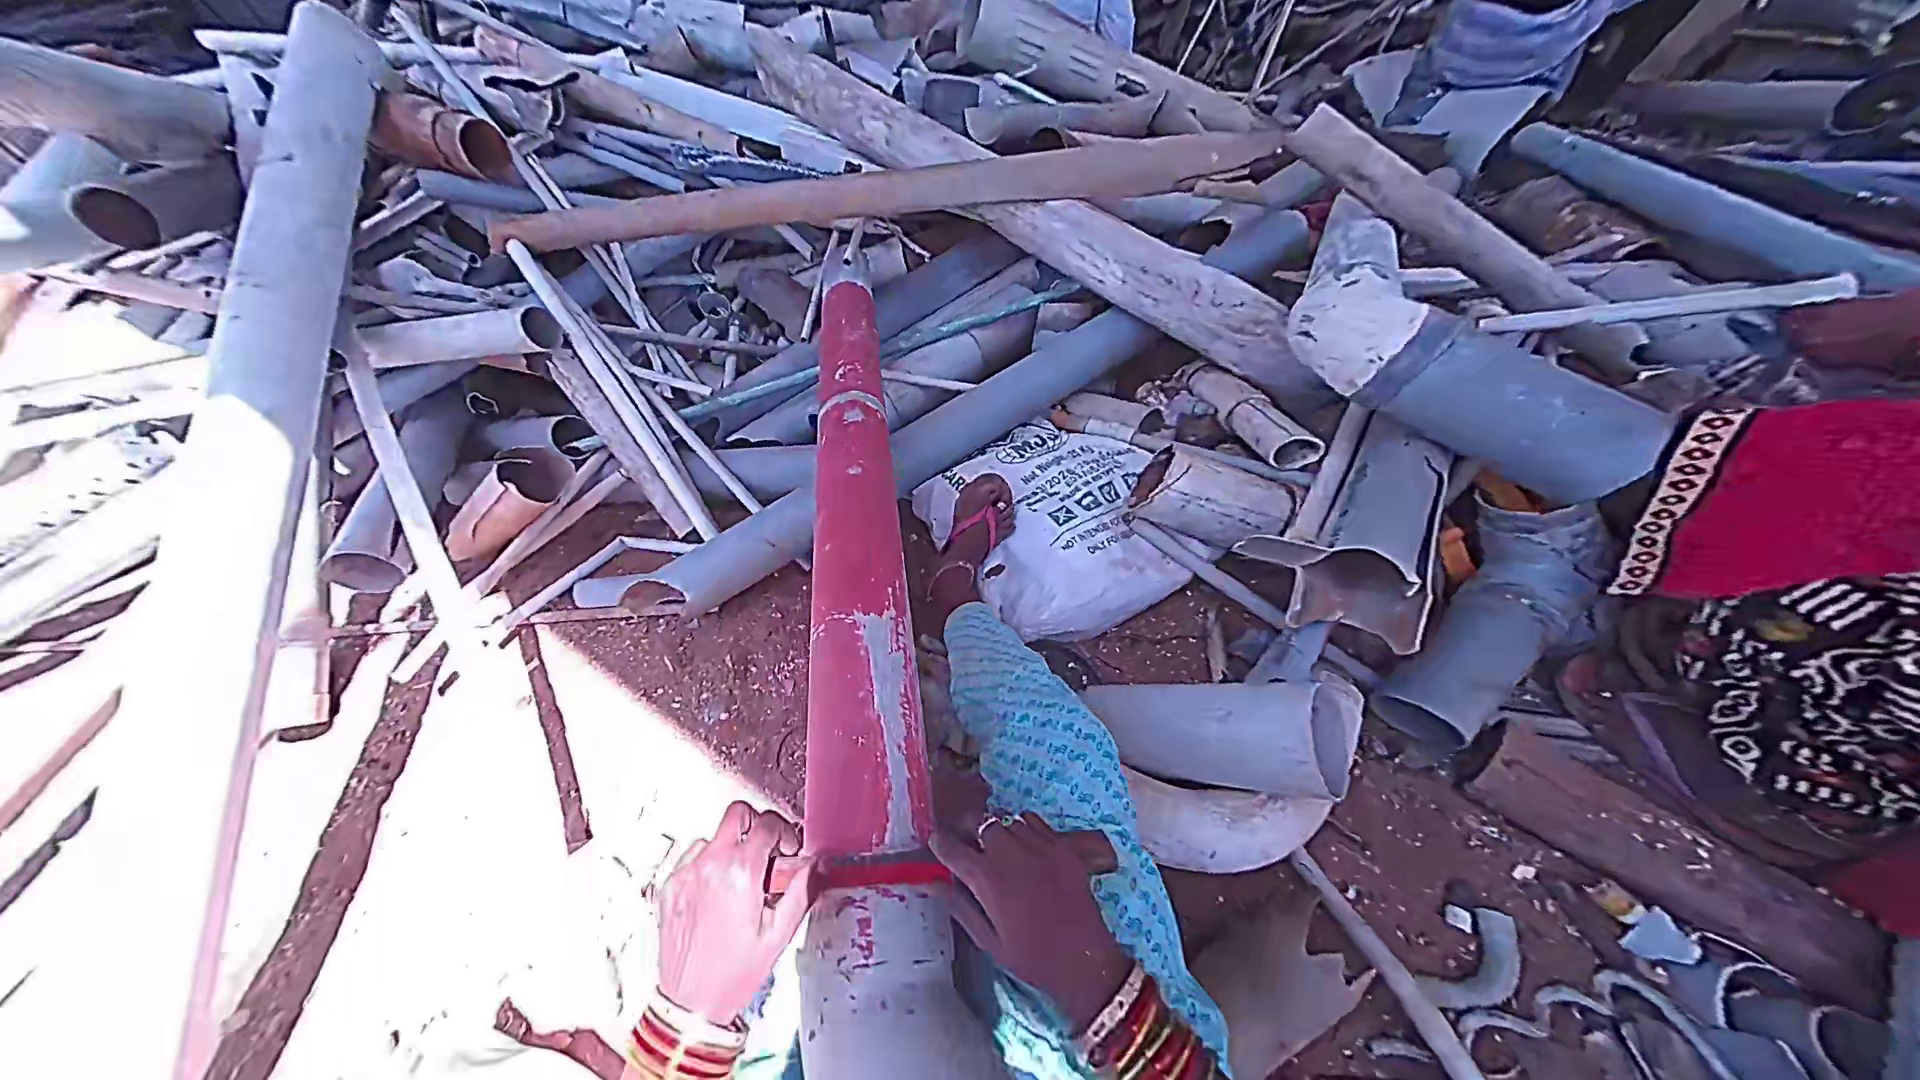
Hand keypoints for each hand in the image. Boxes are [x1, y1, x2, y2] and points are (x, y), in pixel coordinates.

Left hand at [656, 802, 820, 1023]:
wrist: (689, 1007)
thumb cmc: (731, 975)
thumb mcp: (778, 934)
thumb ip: (801, 891)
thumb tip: (815, 866)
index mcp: (740, 872)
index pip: (767, 823)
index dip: (784, 832)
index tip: (787, 847)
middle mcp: (710, 866)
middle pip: (737, 813)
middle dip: (756, 824)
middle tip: (765, 849)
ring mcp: (685, 874)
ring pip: (714, 835)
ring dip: (731, 847)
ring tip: (740, 876)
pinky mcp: (669, 887)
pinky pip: (692, 856)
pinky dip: (707, 862)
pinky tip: (716, 887)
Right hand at [929, 813, 1130, 1032]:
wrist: (1084, 958)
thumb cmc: (1032, 957)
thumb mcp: (989, 941)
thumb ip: (960, 906)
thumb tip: (934, 883)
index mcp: (987, 878)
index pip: (953, 848)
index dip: (940, 842)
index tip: (935, 840)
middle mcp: (1009, 852)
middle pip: (978, 822)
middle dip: (966, 827)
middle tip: (965, 840)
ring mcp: (1037, 844)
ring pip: (1005, 819)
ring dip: (995, 828)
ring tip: (995, 844)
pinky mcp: (1060, 843)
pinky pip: (1032, 820)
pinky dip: (1022, 826)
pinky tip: (1023, 844)